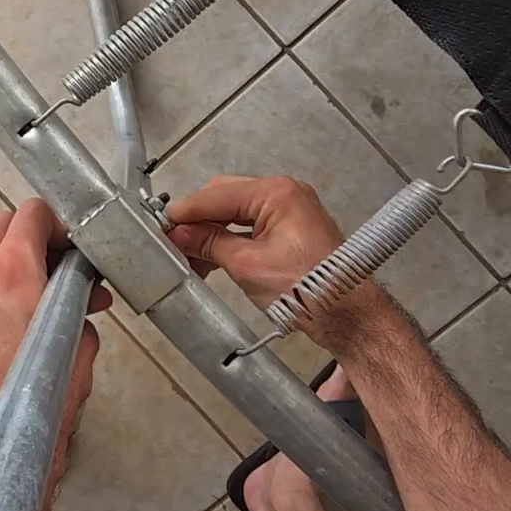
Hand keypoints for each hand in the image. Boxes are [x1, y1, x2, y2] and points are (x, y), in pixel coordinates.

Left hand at [0, 200, 110, 465]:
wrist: (0, 432)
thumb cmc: (44, 391)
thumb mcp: (81, 338)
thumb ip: (79, 300)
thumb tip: (82, 293)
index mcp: (13, 270)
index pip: (32, 213)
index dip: (58, 223)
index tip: (74, 244)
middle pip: (4, 225)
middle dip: (34, 236)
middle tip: (62, 262)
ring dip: (17, 262)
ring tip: (48, 294)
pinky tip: (23, 314)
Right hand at [165, 175, 398, 344]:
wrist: (348, 317)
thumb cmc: (312, 289)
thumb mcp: (247, 265)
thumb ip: (209, 243)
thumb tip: (180, 234)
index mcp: (276, 193)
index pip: (217, 195)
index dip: (186, 211)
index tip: (162, 224)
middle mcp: (284, 194)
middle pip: (224, 199)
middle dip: (196, 221)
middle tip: (172, 241)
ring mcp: (288, 211)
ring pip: (234, 213)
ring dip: (210, 233)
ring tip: (188, 255)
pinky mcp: (289, 230)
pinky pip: (248, 226)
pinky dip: (227, 240)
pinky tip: (209, 258)